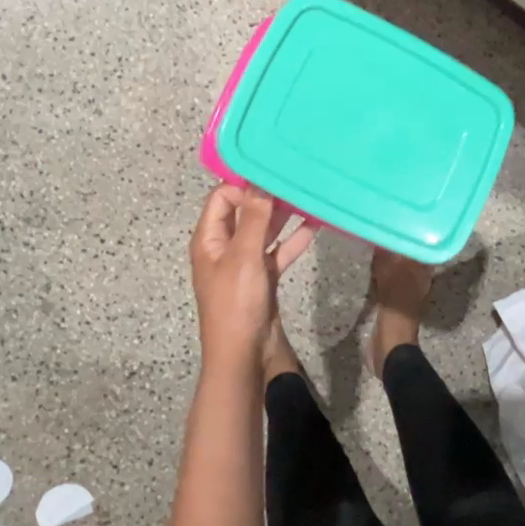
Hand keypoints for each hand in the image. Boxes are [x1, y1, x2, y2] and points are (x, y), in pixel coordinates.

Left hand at [188, 185, 317, 375]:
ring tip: (308, 194)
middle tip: (295, 177)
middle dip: (267, 196)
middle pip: (244, 211)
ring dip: (284, 215)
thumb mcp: (243, 256)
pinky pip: (278, 250)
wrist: (244, 355)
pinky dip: (293, 239)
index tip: (271, 170)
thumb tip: (259, 179)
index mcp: (208, 239)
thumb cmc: (235, 303)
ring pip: (264, 229)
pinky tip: (315, 225)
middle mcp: (224, 246)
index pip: (222, 197)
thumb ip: (253, 217)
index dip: (243, 183)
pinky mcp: (263, 276)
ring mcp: (245, 262)